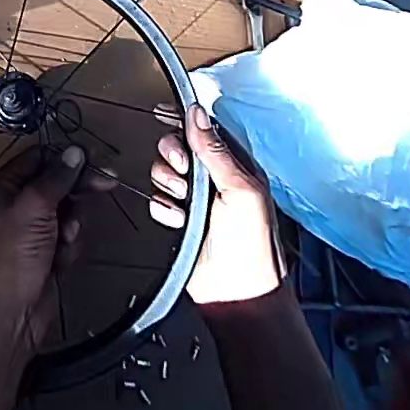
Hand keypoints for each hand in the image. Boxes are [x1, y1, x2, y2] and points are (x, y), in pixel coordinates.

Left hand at [0, 144, 90, 360]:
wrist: (8, 318)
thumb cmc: (8, 260)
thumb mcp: (32, 208)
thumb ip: (55, 179)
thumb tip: (73, 153)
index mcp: (5, 187)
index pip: (39, 159)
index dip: (65, 159)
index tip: (92, 159)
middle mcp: (18, 205)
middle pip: (57, 184)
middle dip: (76, 190)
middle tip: (104, 183)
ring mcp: (33, 231)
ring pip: (68, 211)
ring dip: (72, 223)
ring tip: (64, 237)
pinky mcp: (48, 254)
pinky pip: (69, 238)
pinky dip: (70, 247)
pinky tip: (61, 259)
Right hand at [148, 105, 282, 303]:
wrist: (237, 296)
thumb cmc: (252, 244)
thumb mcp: (240, 190)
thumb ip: (215, 151)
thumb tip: (197, 112)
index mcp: (234, 165)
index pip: (205, 129)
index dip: (184, 119)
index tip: (162, 113)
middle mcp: (212, 177)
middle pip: (178, 145)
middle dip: (173, 154)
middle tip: (182, 170)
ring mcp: (194, 197)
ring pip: (164, 170)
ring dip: (168, 182)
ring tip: (183, 203)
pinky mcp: (177, 217)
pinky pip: (157, 198)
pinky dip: (163, 208)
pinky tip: (178, 221)